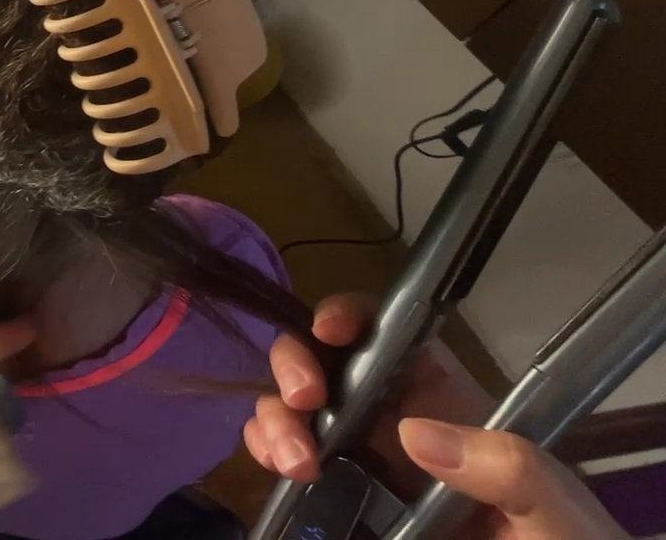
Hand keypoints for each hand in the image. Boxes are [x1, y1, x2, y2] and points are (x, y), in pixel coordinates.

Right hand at [246, 293, 627, 539]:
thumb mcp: (565, 516)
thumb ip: (515, 470)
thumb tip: (415, 433)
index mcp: (439, 397)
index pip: (384, 330)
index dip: (349, 315)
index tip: (330, 331)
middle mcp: (385, 411)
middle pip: (318, 356)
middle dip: (295, 365)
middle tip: (302, 400)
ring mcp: (353, 448)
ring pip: (287, 401)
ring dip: (275, 417)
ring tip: (295, 461)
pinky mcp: (329, 485)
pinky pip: (277, 446)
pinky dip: (265, 447)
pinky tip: (281, 468)